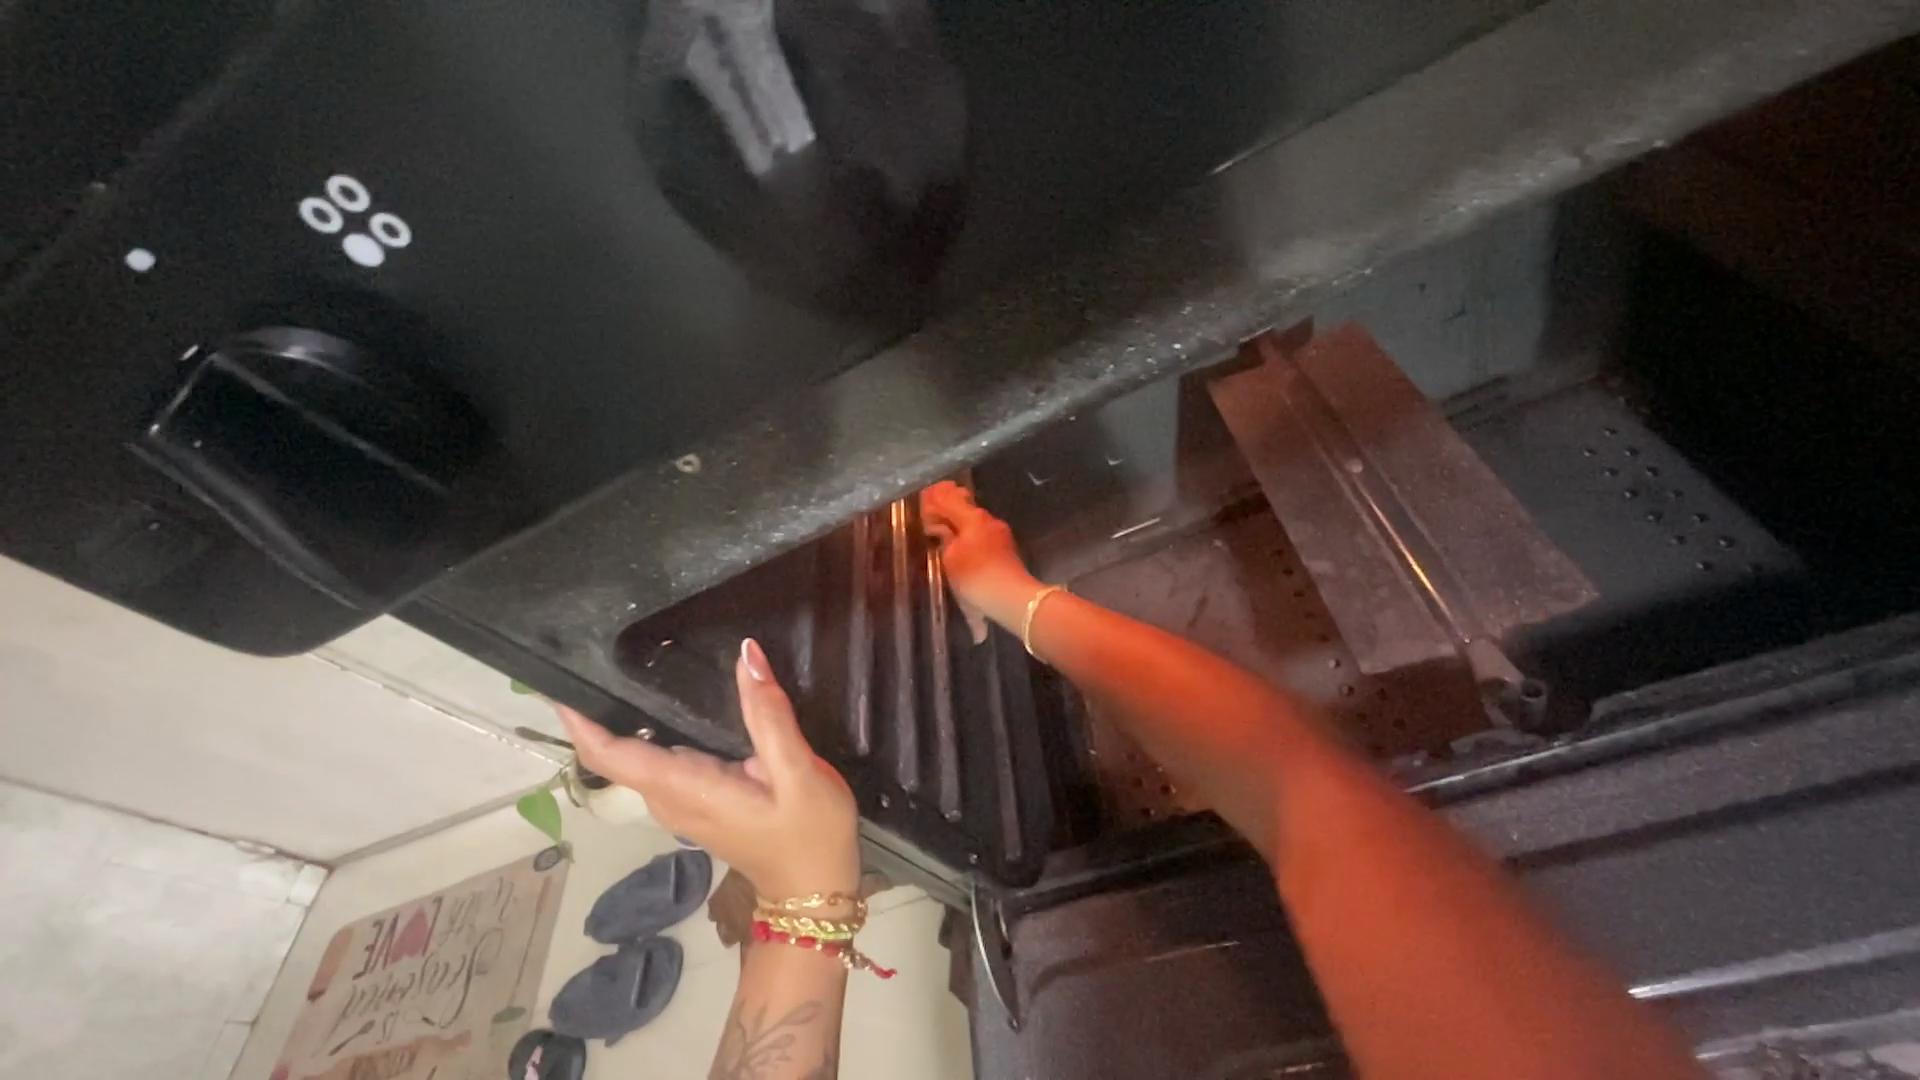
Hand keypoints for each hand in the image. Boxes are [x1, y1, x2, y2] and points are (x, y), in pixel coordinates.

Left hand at [554, 639, 860, 899]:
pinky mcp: (698, 802)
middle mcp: (672, 798)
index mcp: (688, 789)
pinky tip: (677, 701)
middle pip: (618, 755)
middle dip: (601, 710)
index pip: (613, 757)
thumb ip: (768, 715)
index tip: (561, 684)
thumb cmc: (809, 835)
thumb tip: (747, 654)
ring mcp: (682, 804)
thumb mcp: (797, 773)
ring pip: (638, 758)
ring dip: (626, 720)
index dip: (581, 723)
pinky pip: (661, 763)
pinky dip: (655, 732)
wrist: (815, 892)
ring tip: (633, 665)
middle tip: (604, 655)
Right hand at [920, 480, 1041, 627]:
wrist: (1011, 598)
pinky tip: (962, 545)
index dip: (934, 498)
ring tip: (943, 532)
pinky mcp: (1006, 550)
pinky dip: (969, 536)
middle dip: (948, 509)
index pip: (949, 499)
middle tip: (931, 514)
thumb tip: (940, 527)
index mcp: (973, 518)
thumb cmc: (975, 576)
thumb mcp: (951, 559)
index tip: (922, 499)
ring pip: (974, 522)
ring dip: (959, 524)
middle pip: (965, 508)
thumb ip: (944, 538)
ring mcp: (1000, 534)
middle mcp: (989, 520)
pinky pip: (982, 535)